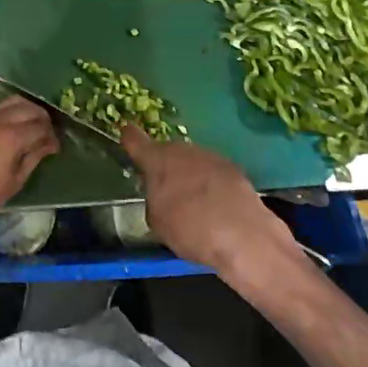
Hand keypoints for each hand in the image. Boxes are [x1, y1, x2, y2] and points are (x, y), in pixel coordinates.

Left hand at [0, 96, 59, 235]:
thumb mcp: (16, 179)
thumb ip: (34, 156)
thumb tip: (50, 143)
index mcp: (11, 137)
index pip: (40, 126)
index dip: (51, 135)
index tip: (55, 145)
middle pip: (28, 108)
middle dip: (42, 118)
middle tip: (47, 133)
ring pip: (12, 101)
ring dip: (27, 110)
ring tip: (32, 126)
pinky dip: (10, 111)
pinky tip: (13, 126)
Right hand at [120, 126, 297, 279]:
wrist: (242, 235)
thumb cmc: (189, 229)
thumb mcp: (157, 221)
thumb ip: (153, 200)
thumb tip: (160, 195)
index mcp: (156, 160)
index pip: (135, 140)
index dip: (129, 137)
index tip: (125, 131)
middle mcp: (182, 150)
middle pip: (167, 153)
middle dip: (164, 167)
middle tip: (165, 191)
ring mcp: (210, 156)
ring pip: (191, 162)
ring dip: (189, 175)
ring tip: (193, 204)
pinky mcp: (233, 168)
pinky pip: (212, 173)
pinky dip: (210, 184)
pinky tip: (215, 207)